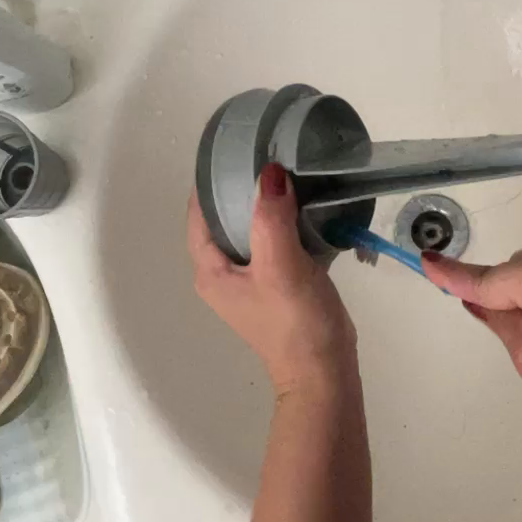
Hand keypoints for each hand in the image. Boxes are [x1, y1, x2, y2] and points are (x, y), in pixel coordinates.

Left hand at [188, 164, 357, 395]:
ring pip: (252, 232)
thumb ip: (271, 218)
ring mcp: (252, 282)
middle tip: (267, 155)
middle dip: (242, 189)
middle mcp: (224, 275)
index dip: (209, 182)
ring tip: (288, 175)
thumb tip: (270, 172)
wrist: (324, 372)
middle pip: (224, 220)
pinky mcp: (279, 286)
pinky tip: (307, 208)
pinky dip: (287, 225)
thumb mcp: (281, 265)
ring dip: (267, 207)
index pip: (198, 215)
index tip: (232, 150)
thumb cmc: (294, 322)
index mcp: (211, 271)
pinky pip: (276, 245)